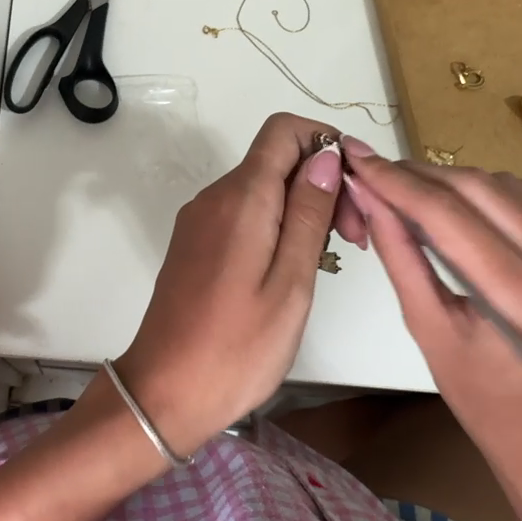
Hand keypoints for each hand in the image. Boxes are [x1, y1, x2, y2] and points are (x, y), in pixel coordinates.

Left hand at [112, 112, 346, 455]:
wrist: (165, 390)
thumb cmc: (238, 346)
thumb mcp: (290, 282)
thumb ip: (307, 213)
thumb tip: (325, 154)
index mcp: (240, 198)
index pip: (282, 130)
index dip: (325, 143)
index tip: (356, 190)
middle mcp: (214, 196)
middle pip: (275, 159)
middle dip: (322, 184)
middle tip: (354, 242)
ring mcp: (200, 220)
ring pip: (262, 188)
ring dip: (302, 209)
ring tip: (328, 262)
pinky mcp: (196, 243)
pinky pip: (244, 214)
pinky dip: (276, 226)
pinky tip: (292, 269)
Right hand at [341, 143, 521, 479]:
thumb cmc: (488, 405)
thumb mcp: (430, 331)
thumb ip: (399, 254)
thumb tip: (366, 194)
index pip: (448, 214)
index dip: (395, 181)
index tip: (356, 158)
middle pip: (480, 189)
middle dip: (419, 174)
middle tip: (375, 172)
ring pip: (508, 188)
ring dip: (452, 181)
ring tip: (409, 191)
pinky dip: (487, 198)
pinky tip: (457, 210)